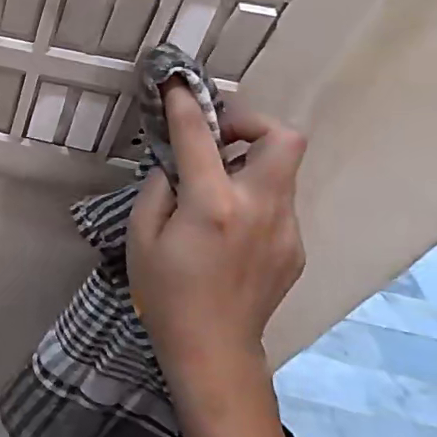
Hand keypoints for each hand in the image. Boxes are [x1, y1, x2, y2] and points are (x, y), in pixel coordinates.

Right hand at [127, 83, 307, 389]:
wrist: (214, 352)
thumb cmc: (166, 294)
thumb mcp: (141, 237)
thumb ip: (159, 188)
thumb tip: (176, 164)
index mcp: (213, 205)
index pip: (200, 136)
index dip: (185, 104)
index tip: (176, 85)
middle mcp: (260, 208)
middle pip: (284, 137)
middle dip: (251, 122)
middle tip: (219, 137)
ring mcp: (286, 229)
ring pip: (282, 170)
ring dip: (250, 161)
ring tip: (217, 184)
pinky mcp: (296, 247)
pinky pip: (277, 202)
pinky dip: (254, 196)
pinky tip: (229, 225)